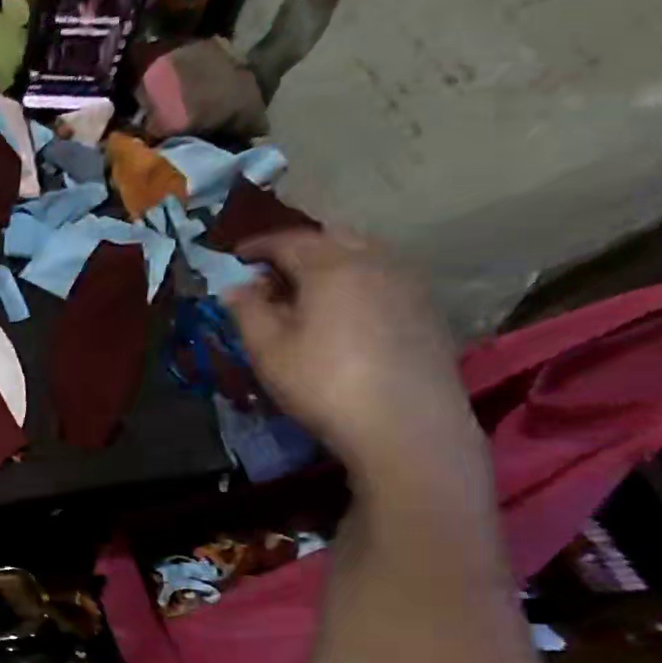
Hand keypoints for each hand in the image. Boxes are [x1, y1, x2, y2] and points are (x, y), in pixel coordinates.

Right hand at [220, 229, 480, 476]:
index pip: (289, 240)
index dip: (259, 245)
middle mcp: (373, 262)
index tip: (238, 255)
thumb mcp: (269, 351)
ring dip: (331, 261)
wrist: (405, 424)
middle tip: (274, 272)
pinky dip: (357, 280)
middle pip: (332, 238)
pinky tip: (347, 311)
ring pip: (364, 254)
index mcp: (330, 267)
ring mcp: (407, 283)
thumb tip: (235, 288)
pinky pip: (384, 276)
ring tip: (309, 290)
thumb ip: (248, 312)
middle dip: (299, 247)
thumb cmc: (324, 385)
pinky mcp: (426, 308)